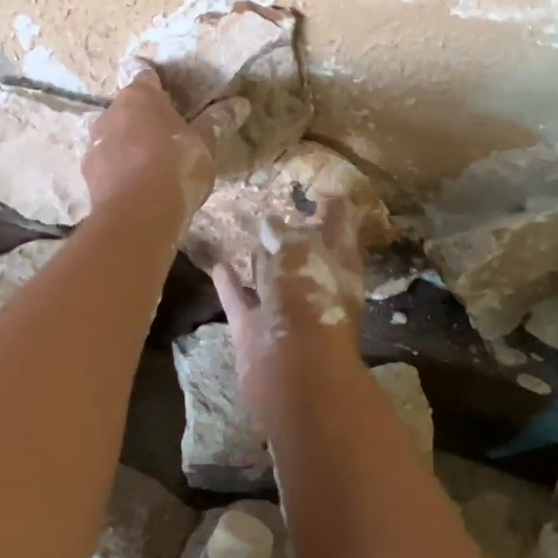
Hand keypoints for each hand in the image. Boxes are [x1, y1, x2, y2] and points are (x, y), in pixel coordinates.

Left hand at [82, 59, 244, 237]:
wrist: (138, 214)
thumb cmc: (176, 166)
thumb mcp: (205, 144)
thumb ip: (216, 122)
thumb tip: (240, 103)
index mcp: (139, 96)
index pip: (146, 77)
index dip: (159, 86)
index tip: (170, 97)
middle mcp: (110, 113)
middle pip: (127, 108)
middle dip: (142, 118)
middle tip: (165, 136)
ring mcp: (94, 144)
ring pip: (112, 136)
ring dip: (127, 145)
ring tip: (149, 165)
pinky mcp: (87, 175)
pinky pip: (106, 164)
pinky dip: (117, 169)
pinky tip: (134, 186)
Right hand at [210, 195, 365, 405]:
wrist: (293, 370)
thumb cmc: (309, 300)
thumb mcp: (299, 252)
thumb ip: (283, 236)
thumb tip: (268, 226)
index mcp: (338, 265)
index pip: (339, 226)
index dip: (334, 207)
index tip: (323, 187)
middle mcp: (314, 287)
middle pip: (303, 253)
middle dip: (291, 233)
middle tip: (274, 209)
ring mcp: (284, 310)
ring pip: (270, 277)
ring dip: (260, 257)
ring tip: (246, 233)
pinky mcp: (255, 329)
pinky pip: (240, 298)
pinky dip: (230, 283)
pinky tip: (217, 264)